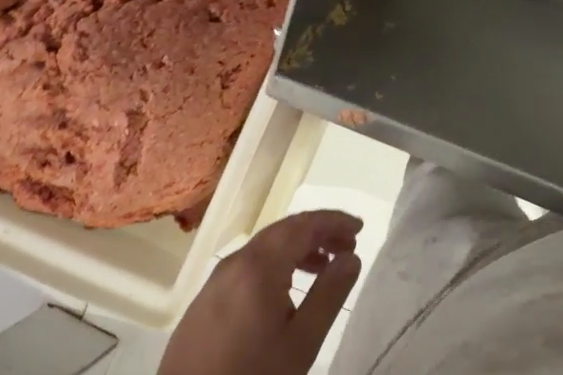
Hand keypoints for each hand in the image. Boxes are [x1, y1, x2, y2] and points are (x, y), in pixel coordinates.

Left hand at [159, 211, 363, 374]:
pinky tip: (285, 292)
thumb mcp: (302, 341)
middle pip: (282, 232)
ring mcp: (214, 283)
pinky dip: (274, 266)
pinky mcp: (203, 304)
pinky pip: (246, 268)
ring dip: (296, 249)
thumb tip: (351, 257)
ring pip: (263, 250)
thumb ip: (330, 294)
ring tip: (321, 268)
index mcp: (259, 266)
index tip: (360, 228)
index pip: (303, 225)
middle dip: (317, 233)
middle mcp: (234, 264)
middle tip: (347, 247)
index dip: (334, 222)